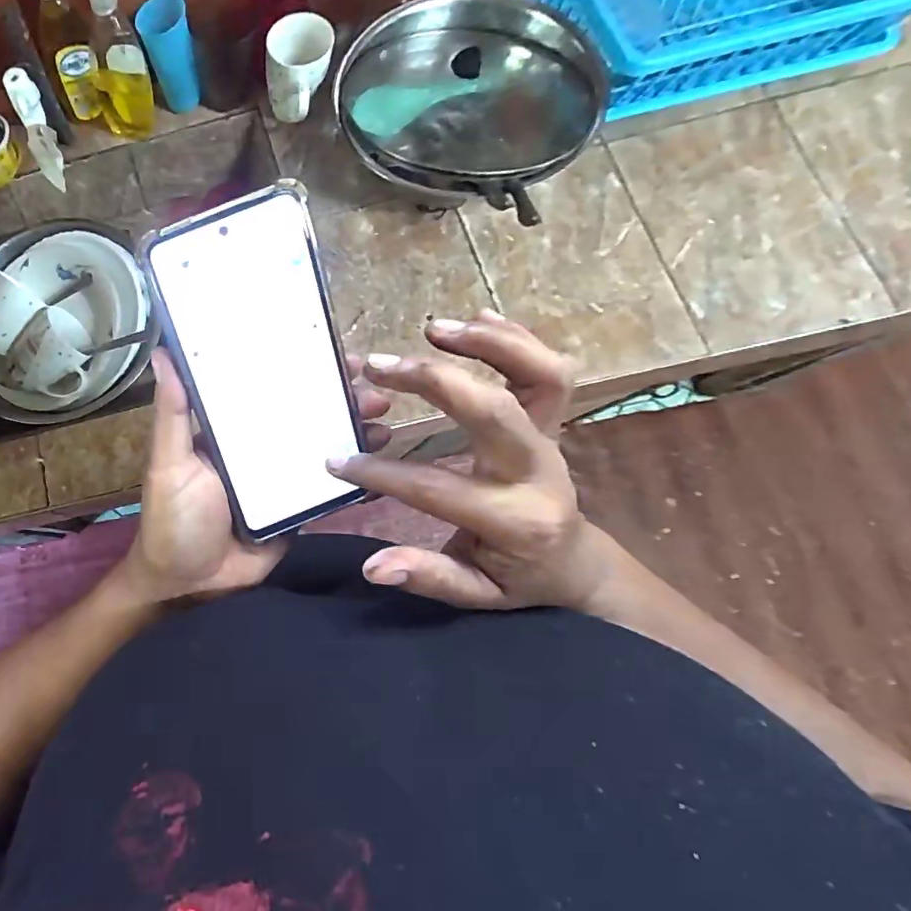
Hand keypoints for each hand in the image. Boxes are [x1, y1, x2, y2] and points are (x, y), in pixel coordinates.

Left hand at [121, 348, 393, 601]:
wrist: (192, 587)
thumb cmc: (174, 520)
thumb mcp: (170, 464)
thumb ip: (173, 414)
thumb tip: (161, 352)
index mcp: (232, 430)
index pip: (271, 388)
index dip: (301, 367)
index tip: (332, 349)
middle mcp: (262, 447)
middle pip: (307, 412)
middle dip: (341, 396)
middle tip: (370, 384)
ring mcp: (285, 478)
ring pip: (326, 443)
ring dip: (354, 426)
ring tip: (382, 415)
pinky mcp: (301, 506)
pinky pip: (332, 483)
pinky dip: (357, 468)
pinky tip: (380, 452)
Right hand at [324, 311, 624, 611]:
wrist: (573, 559)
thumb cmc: (518, 578)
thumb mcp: (475, 592)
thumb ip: (429, 577)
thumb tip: (374, 567)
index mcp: (514, 519)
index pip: (437, 489)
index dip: (382, 474)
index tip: (337, 460)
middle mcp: (538, 470)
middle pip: (493, 410)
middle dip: (432, 381)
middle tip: (378, 366)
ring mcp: (553, 438)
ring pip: (541, 375)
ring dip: (487, 343)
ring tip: (433, 328)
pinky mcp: (555, 419)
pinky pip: (548, 369)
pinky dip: (513, 338)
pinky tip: (475, 318)